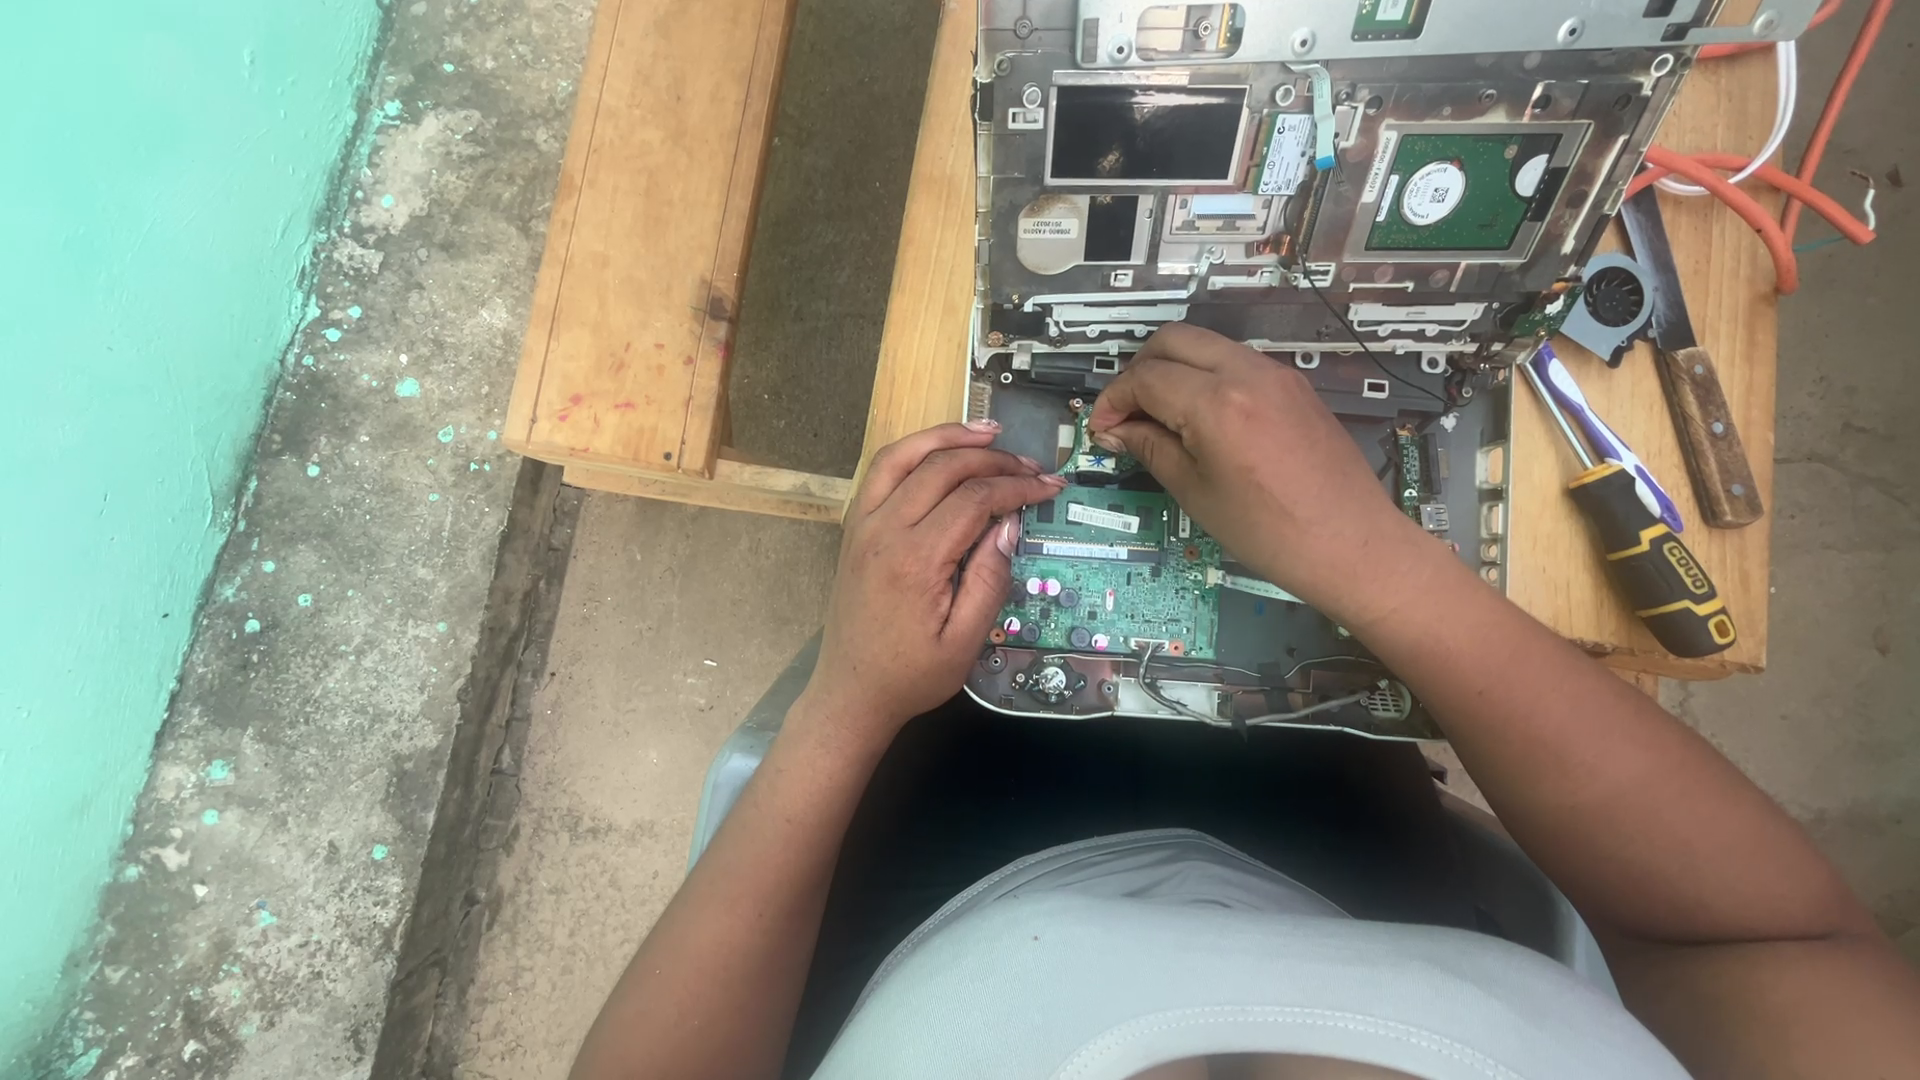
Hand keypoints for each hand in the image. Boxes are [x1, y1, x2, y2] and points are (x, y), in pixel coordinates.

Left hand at [800, 421, 1065, 741]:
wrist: (851, 692)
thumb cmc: (911, 675)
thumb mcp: (965, 642)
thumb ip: (989, 578)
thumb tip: (1008, 524)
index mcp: (916, 560)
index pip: (975, 499)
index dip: (1017, 487)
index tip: (1050, 487)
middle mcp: (883, 530)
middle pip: (943, 468)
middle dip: (994, 459)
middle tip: (1030, 465)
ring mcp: (862, 524)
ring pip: (905, 455)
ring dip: (949, 437)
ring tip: (989, 432)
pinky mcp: (854, 527)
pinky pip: (882, 471)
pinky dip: (913, 450)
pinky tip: (940, 450)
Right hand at [1088, 323, 1437, 624]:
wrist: (1351, 544)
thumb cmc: (1266, 530)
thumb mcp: (1195, 491)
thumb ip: (1150, 448)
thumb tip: (1114, 431)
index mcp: (1217, 402)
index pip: (1146, 377)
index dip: (1114, 400)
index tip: (1102, 430)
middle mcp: (1247, 371)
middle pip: (1173, 340)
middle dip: (1138, 371)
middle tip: (1126, 415)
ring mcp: (1275, 373)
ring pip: (1205, 345)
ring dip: (1171, 370)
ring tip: (1158, 418)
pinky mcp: (1293, 384)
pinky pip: (1234, 362)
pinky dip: (1204, 376)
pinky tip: (1198, 418)